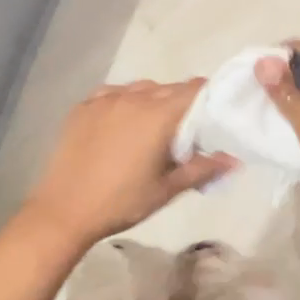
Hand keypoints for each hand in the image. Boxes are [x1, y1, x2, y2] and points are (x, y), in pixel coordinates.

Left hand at [22, 79, 235, 246]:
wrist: (65, 210)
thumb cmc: (121, 202)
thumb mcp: (166, 189)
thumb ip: (202, 169)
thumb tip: (234, 160)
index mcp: (157, 115)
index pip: (194, 90)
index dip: (208, 98)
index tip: (214, 117)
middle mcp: (132, 98)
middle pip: (168, 88)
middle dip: (181, 104)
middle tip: (185, 133)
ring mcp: (103, 100)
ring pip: (139, 89)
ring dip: (152, 102)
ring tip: (151, 130)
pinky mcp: (82, 108)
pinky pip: (112, 94)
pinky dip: (123, 103)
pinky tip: (122, 125)